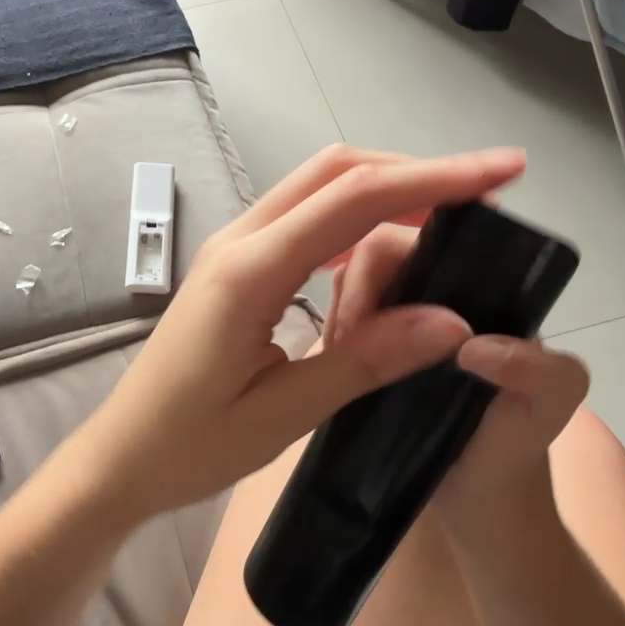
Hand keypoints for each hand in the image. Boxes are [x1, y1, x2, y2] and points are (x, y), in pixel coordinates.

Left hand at [67, 144, 526, 523]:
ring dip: (386, 188)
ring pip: (318, 188)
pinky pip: (303, 219)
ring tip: (451, 211)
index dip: (435, 178)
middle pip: (336, 173)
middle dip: (417, 171)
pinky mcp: (235, 267)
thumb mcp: (282, 413)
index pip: (355, 199)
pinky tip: (386, 242)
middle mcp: (240, 241)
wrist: (121, 455)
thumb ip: (365, 359)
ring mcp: (233, 249)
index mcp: (250, 271)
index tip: (503, 170)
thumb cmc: (189, 446)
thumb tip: (451, 320)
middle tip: (487, 189)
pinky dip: (354, 216)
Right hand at [319, 220, 588, 524]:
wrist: (478, 508)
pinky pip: (338, 330)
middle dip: (353, 293)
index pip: (422, 242)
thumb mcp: (555, 403)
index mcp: (474, 290)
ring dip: (337, 318)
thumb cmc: (516, 446)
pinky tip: (327, 368)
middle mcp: (431, 298)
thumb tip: (473, 345)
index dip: (389, 260)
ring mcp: (394, 328)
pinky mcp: (367, 359)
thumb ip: (544, 368)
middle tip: (346, 343)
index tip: (370, 313)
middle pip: (375, 259)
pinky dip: (328, 342)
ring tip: (338, 361)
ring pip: (349, 291)